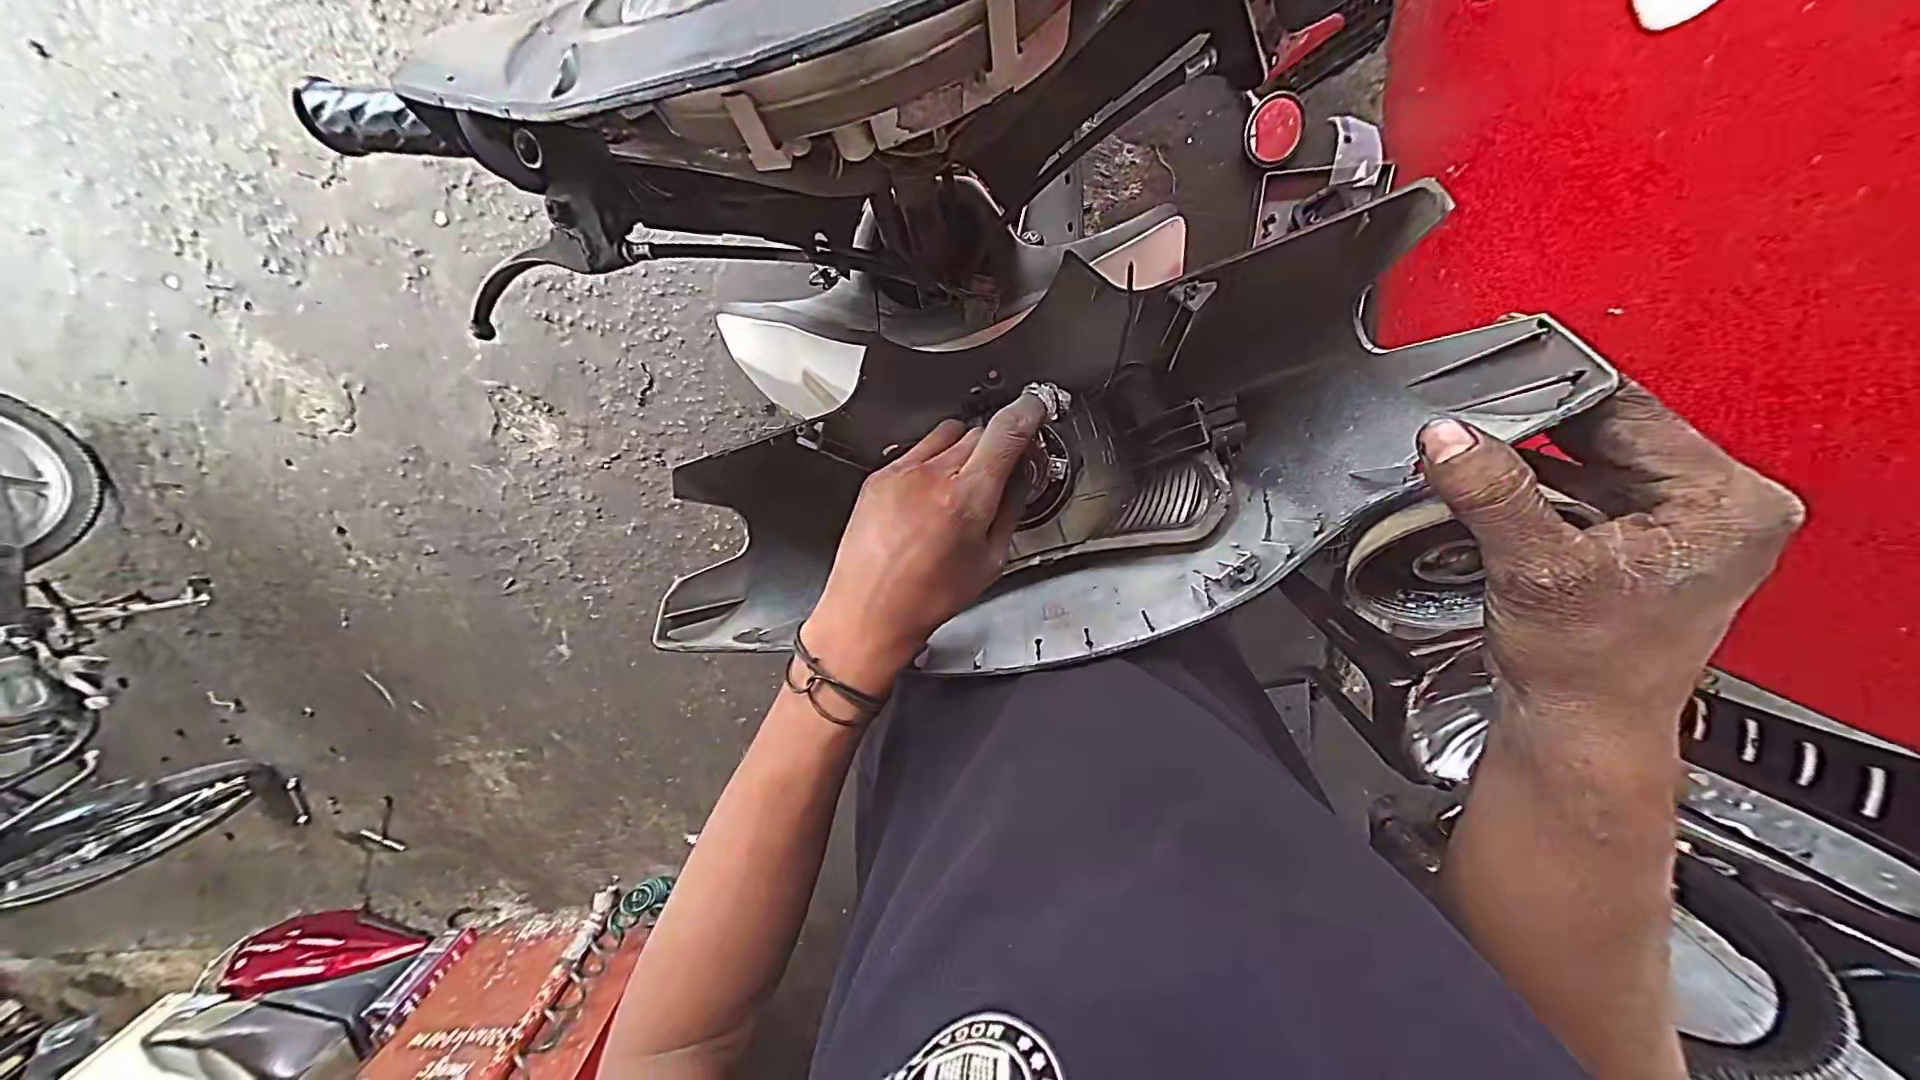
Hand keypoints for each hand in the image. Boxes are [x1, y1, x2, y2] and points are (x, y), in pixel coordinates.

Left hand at [802, 395, 1048, 695]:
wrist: (867, 612)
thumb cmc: (924, 597)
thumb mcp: (989, 560)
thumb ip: (1011, 509)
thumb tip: (1022, 477)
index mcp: (967, 498)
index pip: (1006, 430)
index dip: (1028, 412)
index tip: (1035, 409)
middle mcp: (932, 476)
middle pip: (980, 431)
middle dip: (998, 445)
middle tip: (1003, 470)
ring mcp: (901, 473)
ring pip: (948, 434)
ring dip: (965, 450)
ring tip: (963, 487)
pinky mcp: (879, 477)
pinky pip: (917, 450)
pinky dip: (933, 461)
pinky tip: (932, 494)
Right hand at [1417, 382, 1804, 759]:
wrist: (1576, 722)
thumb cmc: (1588, 668)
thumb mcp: (1535, 568)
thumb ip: (1491, 493)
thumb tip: (1448, 437)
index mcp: (1724, 503)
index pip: (1630, 410)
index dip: (1551, 398)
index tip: (1490, 393)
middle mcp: (1710, 507)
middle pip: (1605, 432)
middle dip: (1531, 431)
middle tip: (1471, 430)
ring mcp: (1669, 524)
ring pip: (1584, 459)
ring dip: (1524, 459)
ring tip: (1475, 461)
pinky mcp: (1628, 540)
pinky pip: (1574, 487)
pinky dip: (1528, 485)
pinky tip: (1493, 491)